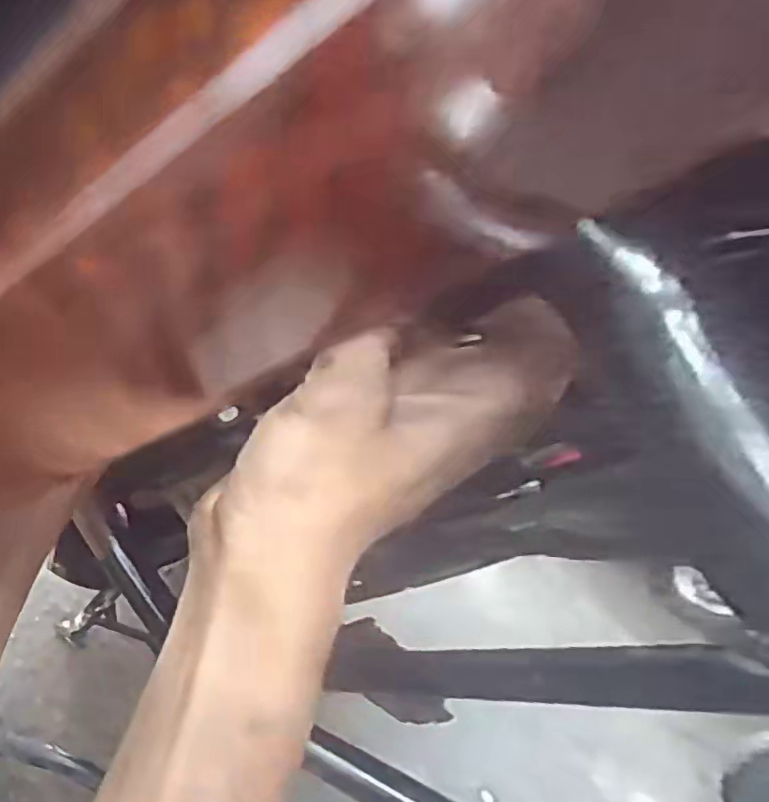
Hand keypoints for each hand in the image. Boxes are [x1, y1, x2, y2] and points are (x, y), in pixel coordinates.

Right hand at [192, 297, 576, 573]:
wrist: (262, 542)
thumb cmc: (312, 478)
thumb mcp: (339, 398)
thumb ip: (365, 343)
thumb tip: (379, 308)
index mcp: (472, 408)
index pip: (538, 340)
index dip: (517, 293)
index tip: (465, 259)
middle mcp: (446, 416)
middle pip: (470, 346)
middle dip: (439, 304)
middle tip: (392, 262)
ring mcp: (392, 430)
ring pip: (409, 366)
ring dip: (386, 334)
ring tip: (350, 294)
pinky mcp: (344, 440)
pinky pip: (362, 387)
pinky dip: (348, 361)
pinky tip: (315, 343)